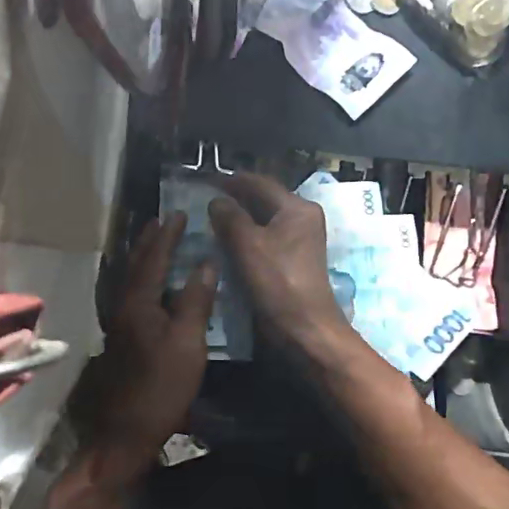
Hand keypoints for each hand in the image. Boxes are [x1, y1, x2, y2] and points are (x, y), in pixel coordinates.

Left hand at [81, 213, 216, 485]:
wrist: (127, 430)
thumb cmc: (162, 385)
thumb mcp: (188, 343)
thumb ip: (195, 300)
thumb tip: (205, 262)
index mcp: (138, 301)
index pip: (154, 257)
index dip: (167, 235)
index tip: (179, 213)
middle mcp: (123, 304)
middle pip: (135, 263)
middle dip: (149, 240)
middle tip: (162, 220)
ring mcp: (119, 321)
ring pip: (130, 278)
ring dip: (143, 256)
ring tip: (157, 242)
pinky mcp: (122, 336)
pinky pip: (132, 292)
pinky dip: (143, 277)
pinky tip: (153, 284)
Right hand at [207, 173, 351, 354]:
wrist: (305, 328)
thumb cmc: (278, 282)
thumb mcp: (248, 245)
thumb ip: (230, 217)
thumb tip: (217, 200)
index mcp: (297, 208)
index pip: (258, 182)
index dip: (230, 180)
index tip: (204, 180)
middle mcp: (301, 218)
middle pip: (262, 199)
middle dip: (233, 199)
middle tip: (203, 199)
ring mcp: (299, 239)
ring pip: (262, 219)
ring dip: (238, 218)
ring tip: (209, 219)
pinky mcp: (292, 258)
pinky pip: (265, 237)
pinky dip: (245, 235)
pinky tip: (225, 241)